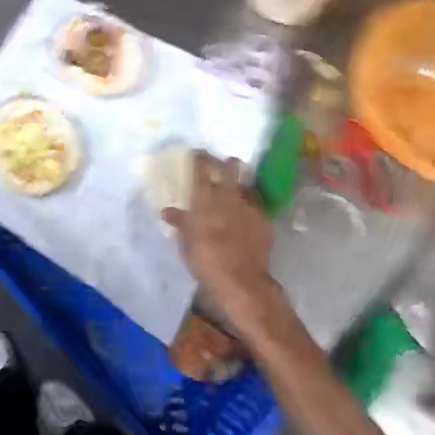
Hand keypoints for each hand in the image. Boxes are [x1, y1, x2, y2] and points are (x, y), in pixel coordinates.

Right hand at [163, 152, 279, 328]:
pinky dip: (250, 206)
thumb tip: (168, 211)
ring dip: (240, 184)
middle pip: (231, 165)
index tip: (195, 154)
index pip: (201, 166)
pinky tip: (246, 215)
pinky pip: (257, 205)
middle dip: (224, 163)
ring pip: (247, 183)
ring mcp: (251, 205)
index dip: (198, 157)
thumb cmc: (204, 257)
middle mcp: (229, 193)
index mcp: (205, 194)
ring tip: (234, 191)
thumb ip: (180, 221)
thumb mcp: (186, 239)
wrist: (240, 280)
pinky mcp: (266, 220)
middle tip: (217, 167)